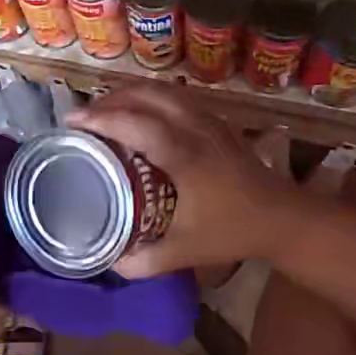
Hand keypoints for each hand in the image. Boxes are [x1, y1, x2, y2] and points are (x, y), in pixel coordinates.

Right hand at [69, 86, 297, 277]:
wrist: (283, 217)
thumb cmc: (234, 231)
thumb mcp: (186, 251)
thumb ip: (146, 260)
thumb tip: (111, 263)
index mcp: (185, 155)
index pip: (137, 124)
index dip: (102, 118)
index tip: (72, 122)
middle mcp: (197, 128)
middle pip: (148, 95)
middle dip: (111, 99)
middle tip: (84, 115)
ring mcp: (211, 121)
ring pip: (165, 91)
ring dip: (133, 94)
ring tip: (106, 109)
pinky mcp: (219, 123)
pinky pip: (179, 98)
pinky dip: (154, 98)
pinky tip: (143, 114)